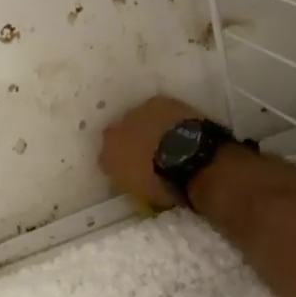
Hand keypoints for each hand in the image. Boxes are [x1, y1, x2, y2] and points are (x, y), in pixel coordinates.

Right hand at [98, 94, 209, 209]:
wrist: (189, 159)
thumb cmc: (165, 185)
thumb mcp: (145, 194)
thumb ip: (134, 181)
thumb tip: (137, 178)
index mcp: (107, 158)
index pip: (106, 161)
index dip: (121, 164)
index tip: (135, 170)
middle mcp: (112, 133)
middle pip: (117, 136)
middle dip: (129, 142)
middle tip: (148, 152)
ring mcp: (133, 115)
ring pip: (135, 120)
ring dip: (145, 127)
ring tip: (165, 137)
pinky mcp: (155, 102)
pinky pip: (156, 109)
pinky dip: (163, 116)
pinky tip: (176, 124)